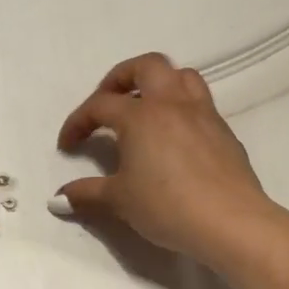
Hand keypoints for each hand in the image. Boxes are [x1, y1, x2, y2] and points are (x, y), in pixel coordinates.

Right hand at [51, 52, 278, 260]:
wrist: (231, 222)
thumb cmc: (167, 206)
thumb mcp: (119, 200)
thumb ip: (86, 194)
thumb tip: (57, 199)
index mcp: (141, 115)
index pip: (100, 105)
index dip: (78, 122)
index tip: (68, 145)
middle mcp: (173, 104)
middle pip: (147, 66)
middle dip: (121, 77)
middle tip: (108, 102)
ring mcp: (203, 114)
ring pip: (181, 76)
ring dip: (158, 83)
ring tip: (144, 109)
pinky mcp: (224, 132)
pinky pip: (199, 103)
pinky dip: (180, 107)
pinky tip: (173, 138)